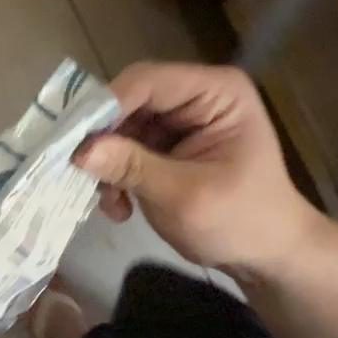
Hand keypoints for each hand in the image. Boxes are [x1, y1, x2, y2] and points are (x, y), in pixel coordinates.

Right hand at [77, 62, 324, 271]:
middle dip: (103, 141)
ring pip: (117, 128)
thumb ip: (133, 167)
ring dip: (106, 166)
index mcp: (216, 92)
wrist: (263, 255)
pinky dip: (113, 177)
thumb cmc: (240, 221)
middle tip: (84, 177)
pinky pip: (121, 149)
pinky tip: (119, 207)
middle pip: (126, 102)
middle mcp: (194, 95)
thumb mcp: (184, 196)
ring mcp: (177, 120)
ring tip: (110, 203)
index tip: (74, 145)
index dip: (106, 107)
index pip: (146, 82)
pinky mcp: (163, 145)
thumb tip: (80, 151)